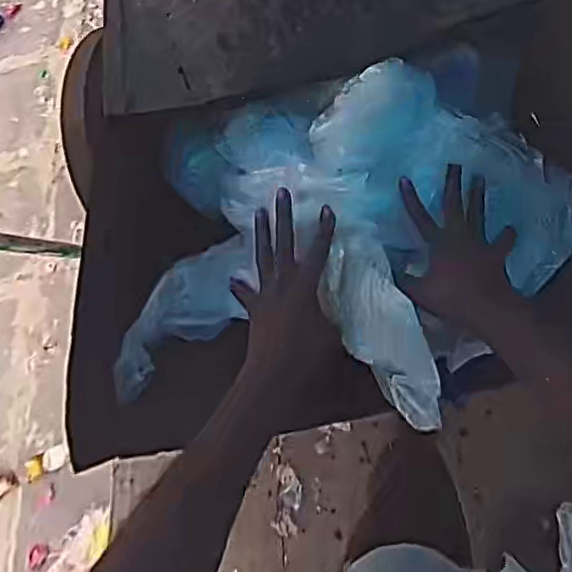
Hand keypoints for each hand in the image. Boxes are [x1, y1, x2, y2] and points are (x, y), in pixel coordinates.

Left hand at [230, 189, 338, 404]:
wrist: (271, 380)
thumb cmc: (307, 358)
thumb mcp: (332, 336)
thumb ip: (334, 318)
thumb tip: (338, 312)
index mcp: (304, 286)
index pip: (318, 251)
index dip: (324, 230)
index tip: (327, 207)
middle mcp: (282, 283)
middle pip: (283, 242)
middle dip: (283, 216)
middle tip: (281, 192)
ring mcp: (265, 295)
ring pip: (262, 257)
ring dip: (261, 234)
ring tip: (258, 212)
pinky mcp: (255, 310)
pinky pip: (246, 293)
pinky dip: (241, 286)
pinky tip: (233, 278)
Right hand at [398, 164, 523, 339]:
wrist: (488, 307)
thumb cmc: (452, 298)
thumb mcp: (419, 291)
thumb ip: (402, 278)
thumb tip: (388, 265)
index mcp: (439, 242)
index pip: (419, 216)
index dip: (410, 198)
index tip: (404, 179)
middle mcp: (459, 235)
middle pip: (454, 204)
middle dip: (453, 183)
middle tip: (455, 164)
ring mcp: (479, 243)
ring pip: (477, 214)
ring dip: (478, 196)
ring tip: (480, 179)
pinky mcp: (496, 254)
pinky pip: (503, 242)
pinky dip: (507, 235)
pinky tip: (511, 228)